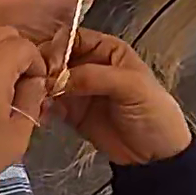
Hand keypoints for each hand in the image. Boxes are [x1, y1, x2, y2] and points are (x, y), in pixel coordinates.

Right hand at [50, 29, 191, 166]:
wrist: (157, 157)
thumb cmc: (153, 113)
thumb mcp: (132, 87)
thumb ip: (95, 77)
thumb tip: (59, 77)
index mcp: (108, 50)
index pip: (75, 37)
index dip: (60, 47)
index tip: (51, 64)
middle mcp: (90, 65)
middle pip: (57, 57)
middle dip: (46, 68)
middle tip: (40, 83)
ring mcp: (79, 89)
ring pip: (50, 80)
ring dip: (41, 88)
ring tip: (38, 99)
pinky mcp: (72, 112)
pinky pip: (50, 104)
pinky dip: (43, 107)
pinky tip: (43, 113)